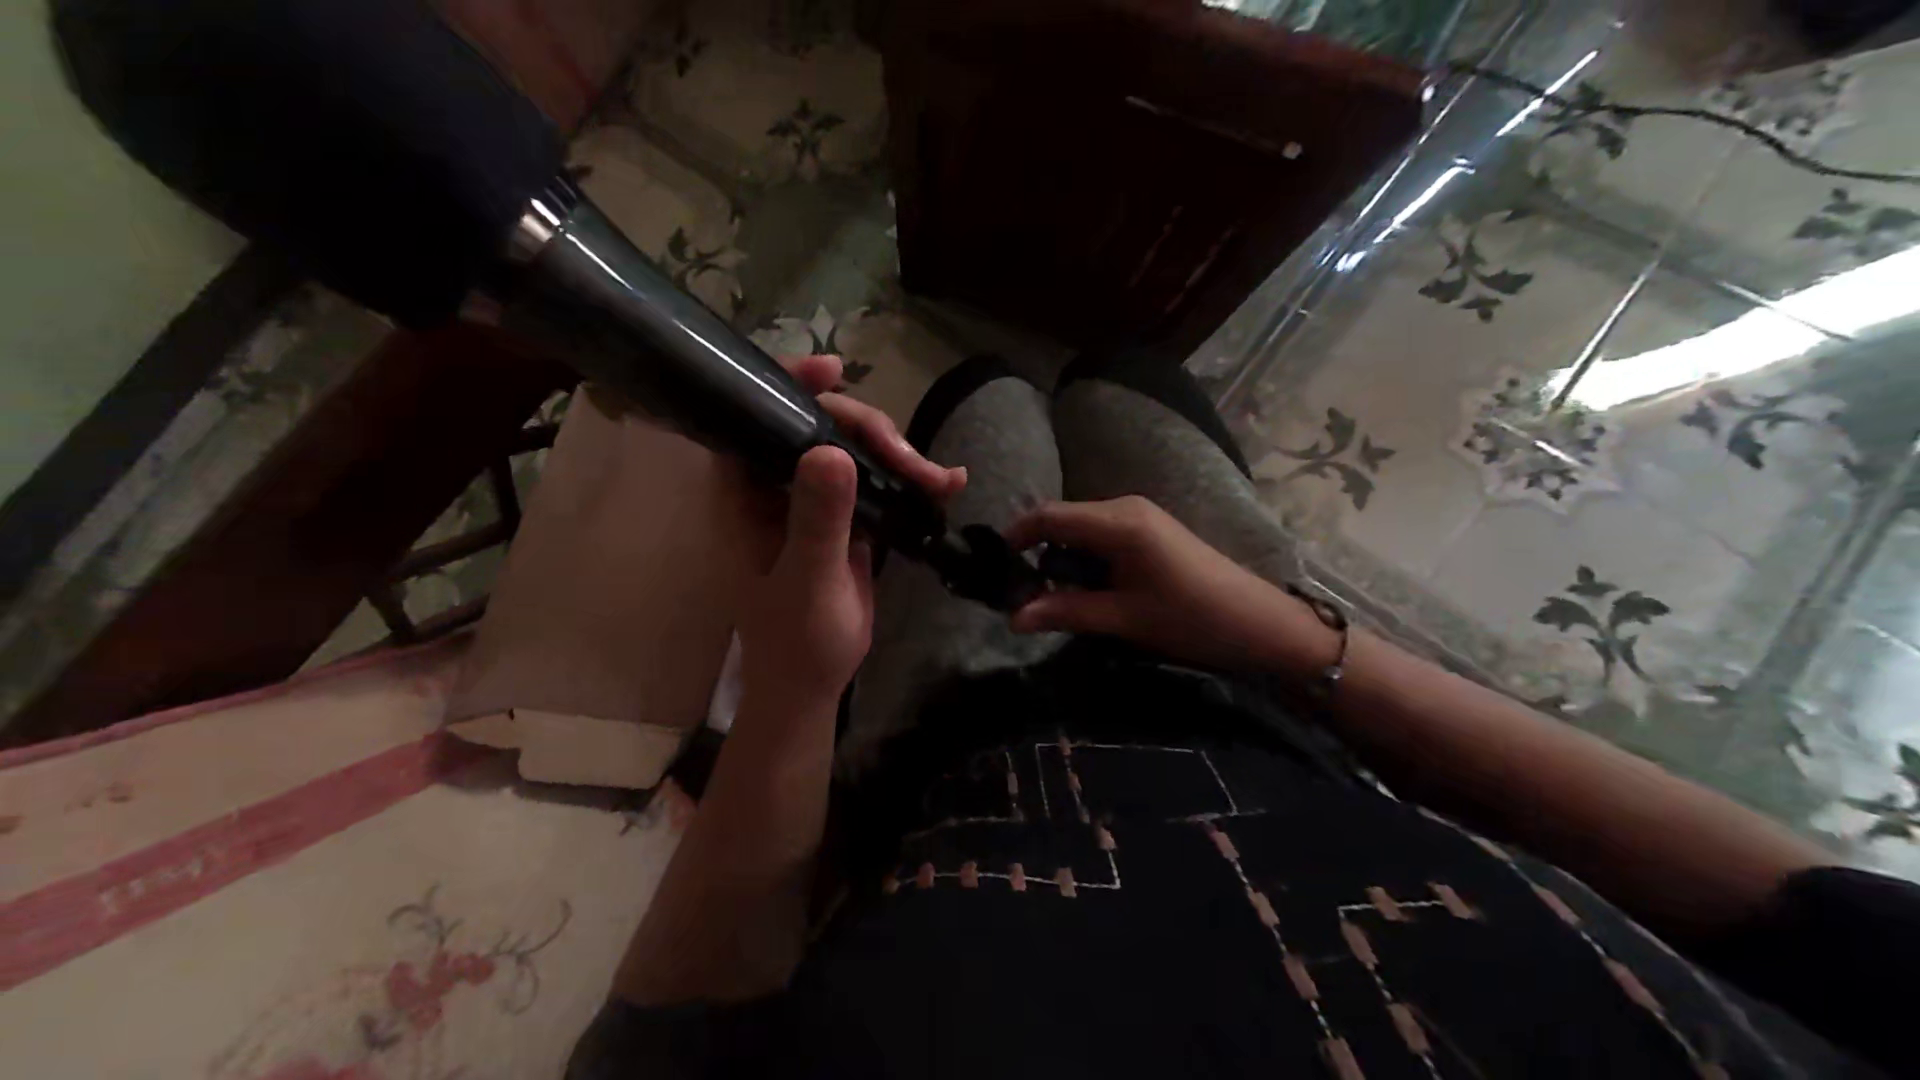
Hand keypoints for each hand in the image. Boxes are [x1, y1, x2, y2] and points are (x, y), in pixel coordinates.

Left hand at [733, 356, 965, 709]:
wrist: (815, 681)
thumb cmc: (795, 639)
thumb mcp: (806, 580)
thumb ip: (817, 520)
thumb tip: (832, 451)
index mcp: (746, 493)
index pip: (756, 417)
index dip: (789, 385)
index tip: (834, 371)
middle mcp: (777, 485)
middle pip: (821, 426)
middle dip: (872, 433)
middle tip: (912, 461)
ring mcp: (817, 499)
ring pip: (856, 450)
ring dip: (901, 456)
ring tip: (941, 481)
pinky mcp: (850, 515)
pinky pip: (880, 480)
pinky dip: (912, 479)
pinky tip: (947, 485)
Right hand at [1005, 496, 1333, 675]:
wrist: (1258, 622)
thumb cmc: (1190, 618)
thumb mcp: (1123, 618)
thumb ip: (1066, 612)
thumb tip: (1012, 619)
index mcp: (1118, 522)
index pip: (1049, 516)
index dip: (1016, 536)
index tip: (994, 566)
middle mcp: (1125, 507)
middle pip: (1063, 520)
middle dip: (1037, 552)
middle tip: (1022, 593)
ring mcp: (1140, 516)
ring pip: (1081, 529)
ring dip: (1062, 558)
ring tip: (1054, 596)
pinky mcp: (1150, 529)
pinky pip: (1102, 535)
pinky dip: (1085, 559)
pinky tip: (1088, 588)